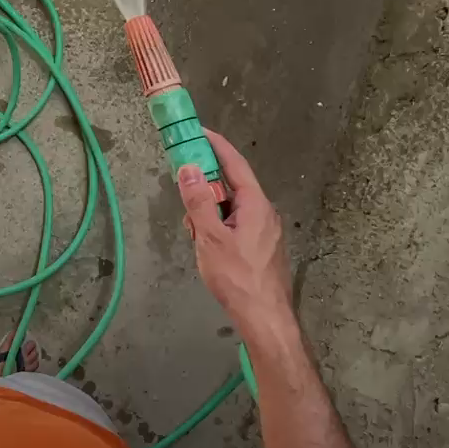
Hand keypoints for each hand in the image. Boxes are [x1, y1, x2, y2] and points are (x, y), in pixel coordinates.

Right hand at [175, 129, 295, 338]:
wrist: (263, 316)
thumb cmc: (236, 276)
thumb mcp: (209, 237)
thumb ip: (199, 201)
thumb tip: (190, 168)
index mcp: (255, 204)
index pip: (235, 164)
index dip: (216, 145)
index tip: (197, 131)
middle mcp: (264, 212)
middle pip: (231, 186)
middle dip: (205, 186)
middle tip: (184, 193)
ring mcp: (264, 230)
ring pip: (231, 208)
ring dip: (208, 212)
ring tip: (193, 233)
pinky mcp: (260, 246)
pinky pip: (235, 224)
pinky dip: (216, 226)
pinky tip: (206, 246)